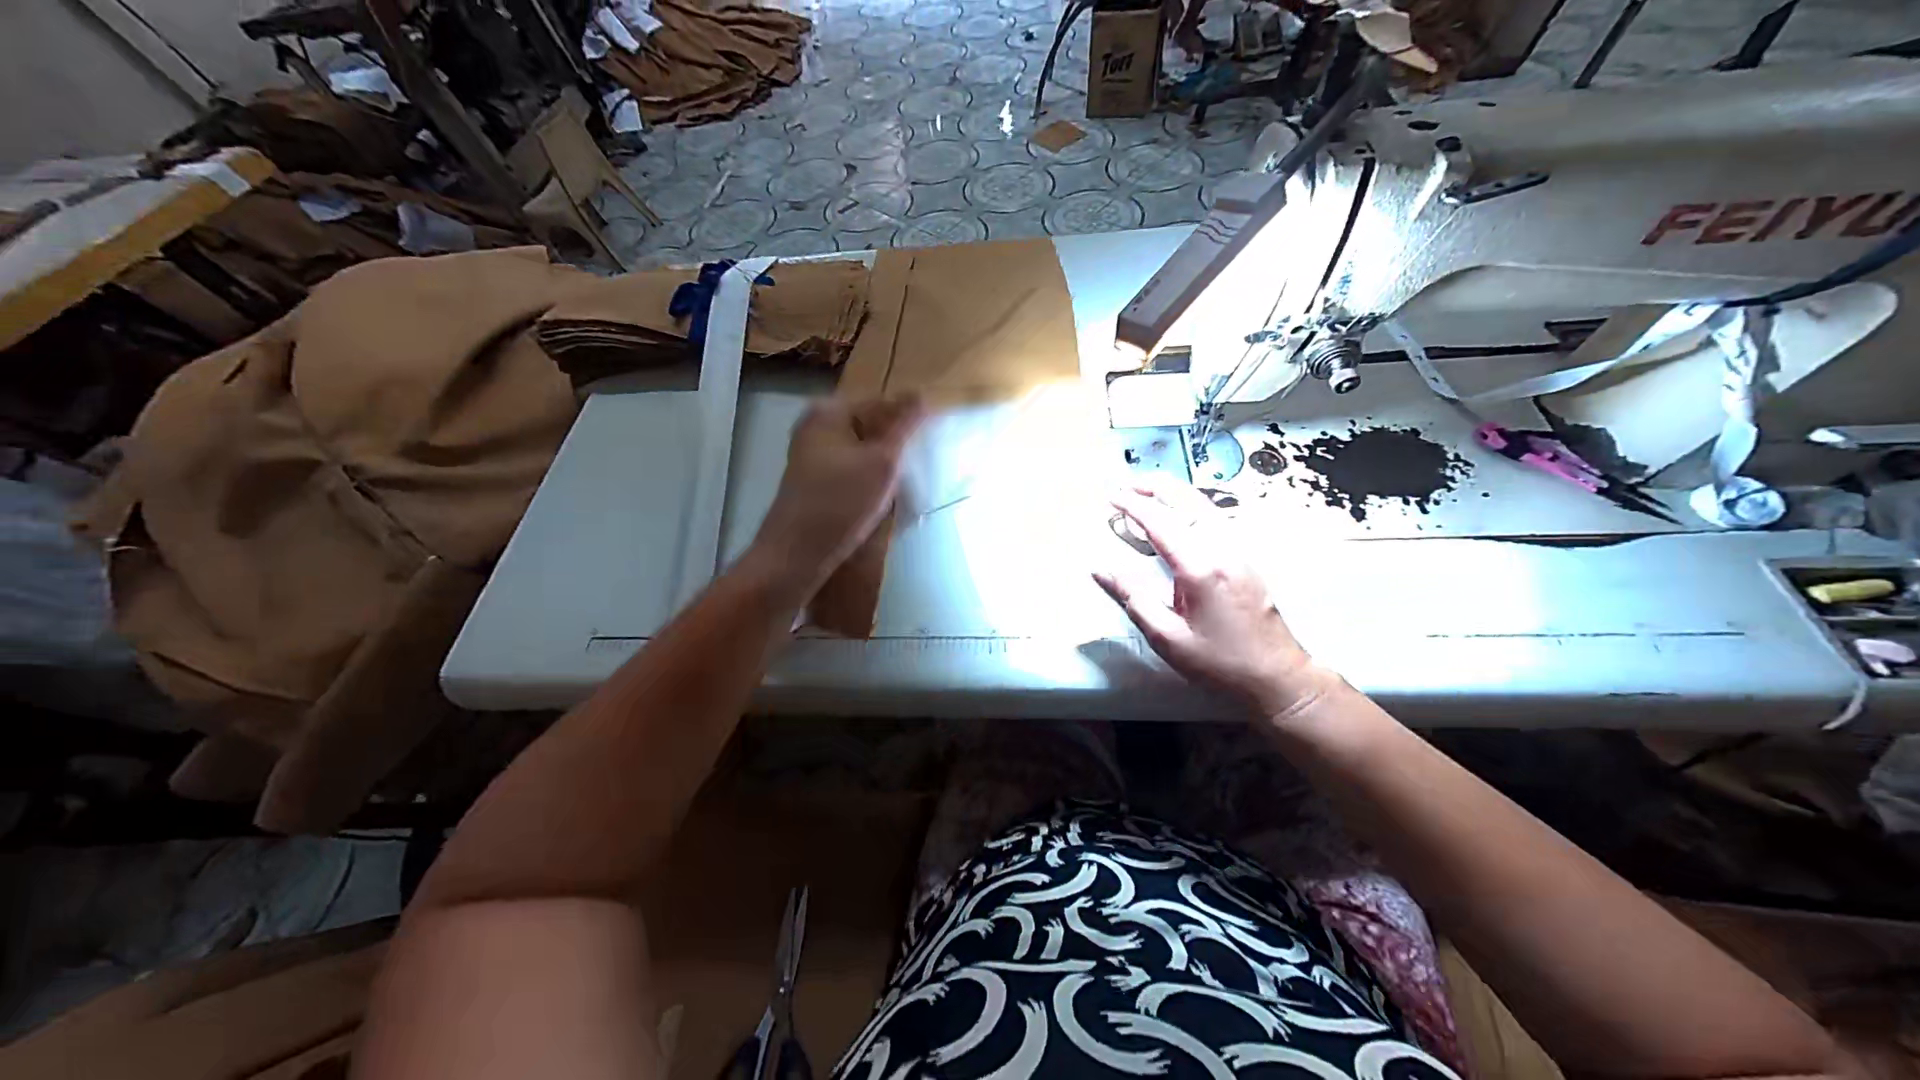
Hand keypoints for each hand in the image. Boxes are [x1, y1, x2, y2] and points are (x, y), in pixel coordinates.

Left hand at [751, 396, 924, 593]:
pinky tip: (887, 499)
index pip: (883, 403)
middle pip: (872, 427)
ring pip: (864, 452)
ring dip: (887, 467)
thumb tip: (923, 394)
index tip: (935, 445)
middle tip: (924, 467)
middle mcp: (817, 426)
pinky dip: (871, 481)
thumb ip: (905, 426)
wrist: (796, 555)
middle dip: (899, 445)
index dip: (911, 422)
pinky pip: (853, 470)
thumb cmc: (840, 503)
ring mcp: (813, 454)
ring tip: (909, 485)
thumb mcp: (882, 462)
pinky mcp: (815, 481)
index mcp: (829, 411)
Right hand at [1093, 477, 1333, 720]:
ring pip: (1205, 505)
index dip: (1133, 505)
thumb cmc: (1218, 662)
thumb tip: (1100, 570)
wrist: (1277, 677)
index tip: (1110, 496)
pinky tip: (1179, 515)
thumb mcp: (1166, 637)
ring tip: (1147, 494)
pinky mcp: (1246, 559)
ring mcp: (1239, 551)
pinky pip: (1215, 519)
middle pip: (1187, 501)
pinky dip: (1190, 507)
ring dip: (1173, 494)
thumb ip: (1132, 598)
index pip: (1161, 522)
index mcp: (1200, 567)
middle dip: (1154, 488)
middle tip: (1126, 486)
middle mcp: (1223, 548)